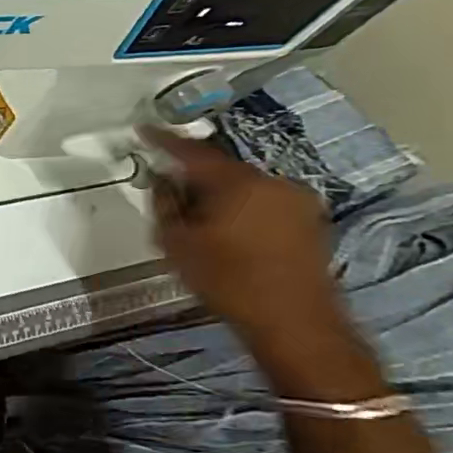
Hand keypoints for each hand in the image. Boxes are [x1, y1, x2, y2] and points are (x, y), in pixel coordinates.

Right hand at [145, 129, 342, 340]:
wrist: (294, 323)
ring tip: (194, 214)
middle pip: (221, 168)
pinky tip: (224, 227)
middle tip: (166, 186)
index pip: (192, 151)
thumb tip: (163, 180)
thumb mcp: (174, 241)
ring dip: (217, 193)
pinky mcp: (310, 222)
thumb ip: (164, 203)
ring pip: (243, 186)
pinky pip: (262, 201)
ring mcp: (297, 202)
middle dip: (193, 174)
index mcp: (238, 182)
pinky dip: (239, 206)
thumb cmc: (226, 279)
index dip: (163, 139)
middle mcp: (272, 182)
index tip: (143, 129)